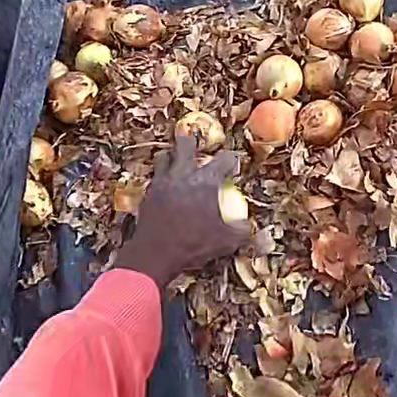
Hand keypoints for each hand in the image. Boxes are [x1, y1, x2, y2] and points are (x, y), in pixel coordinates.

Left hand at [112, 133, 248, 288]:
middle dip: (192, 142)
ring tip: (177, 161)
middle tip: (196, 144)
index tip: (233, 166)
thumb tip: (248, 226)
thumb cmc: (193, 244)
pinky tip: (165, 186)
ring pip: (165, 157)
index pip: (223, 160)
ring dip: (172, 157)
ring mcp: (162, 182)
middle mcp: (183, 175)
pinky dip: (161, 177)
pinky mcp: (147, 194)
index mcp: (206, 181)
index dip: (231, 160)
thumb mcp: (225, 241)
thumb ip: (241, 231)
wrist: (155, 254)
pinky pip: (155, 177)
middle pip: (186, 146)